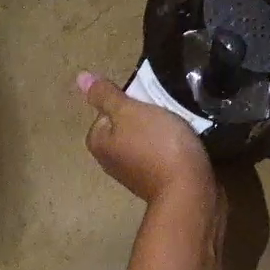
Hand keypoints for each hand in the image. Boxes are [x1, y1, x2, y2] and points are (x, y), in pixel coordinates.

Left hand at [79, 72, 215, 204]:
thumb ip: (106, 95)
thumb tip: (80, 78)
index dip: (127, 102)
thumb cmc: (158, 146)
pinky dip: (170, 149)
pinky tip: (184, 145)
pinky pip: (160, 156)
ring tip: (179, 126)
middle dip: (145, 117)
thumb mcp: (129, 112)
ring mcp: (133, 175)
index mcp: (99, 143)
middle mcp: (110, 162)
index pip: (106, 110)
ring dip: (160, 132)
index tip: (147, 103)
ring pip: (145, 141)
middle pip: (126, 126)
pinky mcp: (156, 183)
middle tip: (165, 112)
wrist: (189, 190)